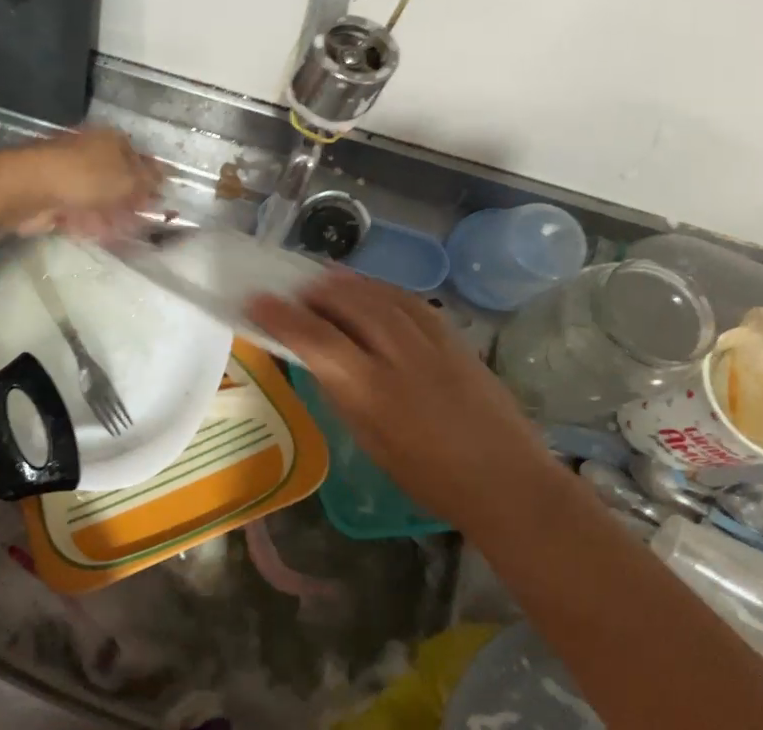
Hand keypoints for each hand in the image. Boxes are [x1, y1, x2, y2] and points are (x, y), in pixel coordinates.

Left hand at [4, 125, 161, 238]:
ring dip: (114, 214)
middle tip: (147, 221)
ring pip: (99, 197)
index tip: (162, 198)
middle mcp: (90, 153)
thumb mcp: (126, 178)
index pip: (138, 157)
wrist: (30, 188)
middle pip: (117, 178)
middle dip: (132, 200)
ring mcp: (70, 176)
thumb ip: (147, 180)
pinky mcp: (55, 198)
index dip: (151, 178)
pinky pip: (80, 212)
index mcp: (110, 141)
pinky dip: (93, 222)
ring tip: (130, 234)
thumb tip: (165, 177)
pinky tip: (105, 236)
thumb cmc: (85, 176)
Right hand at [247, 273, 554, 531]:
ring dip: (345, 283)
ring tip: (323, 281)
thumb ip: (342, 392)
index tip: (256, 300)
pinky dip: (379, 290)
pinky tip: (369, 292)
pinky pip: (408, 300)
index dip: (280, 315)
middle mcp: (399, 357)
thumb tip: (318, 358)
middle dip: (313, 289)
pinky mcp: (455, 338)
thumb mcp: (369, 440)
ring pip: (379, 294)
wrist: (506, 482)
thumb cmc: (428, 477)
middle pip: (348, 302)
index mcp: (371, 391)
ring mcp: (432, 342)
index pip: (315, 338)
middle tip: (290, 288)